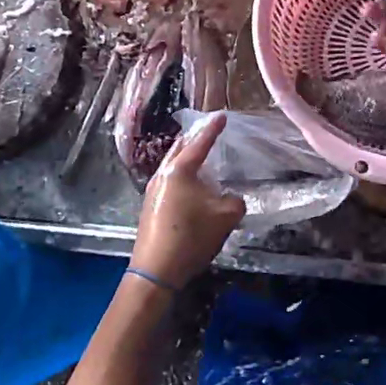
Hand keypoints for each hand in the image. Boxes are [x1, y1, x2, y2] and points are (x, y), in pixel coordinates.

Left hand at [129, 111, 245, 287]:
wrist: (156, 268)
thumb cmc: (190, 236)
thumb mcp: (225, 217)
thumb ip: (234, 200)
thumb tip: (230, 197)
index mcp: (180, 169)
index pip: (200, 142)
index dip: (213, 129)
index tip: (222, 116)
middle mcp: (163, 173)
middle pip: (180, 149)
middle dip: (195, 139)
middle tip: (210, 132)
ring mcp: (153, 189)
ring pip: (173, 165)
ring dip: (188, 159)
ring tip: (203, 158)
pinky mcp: (151, 205)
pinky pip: (170, 181)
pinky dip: (183, 176)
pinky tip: (192, 187)